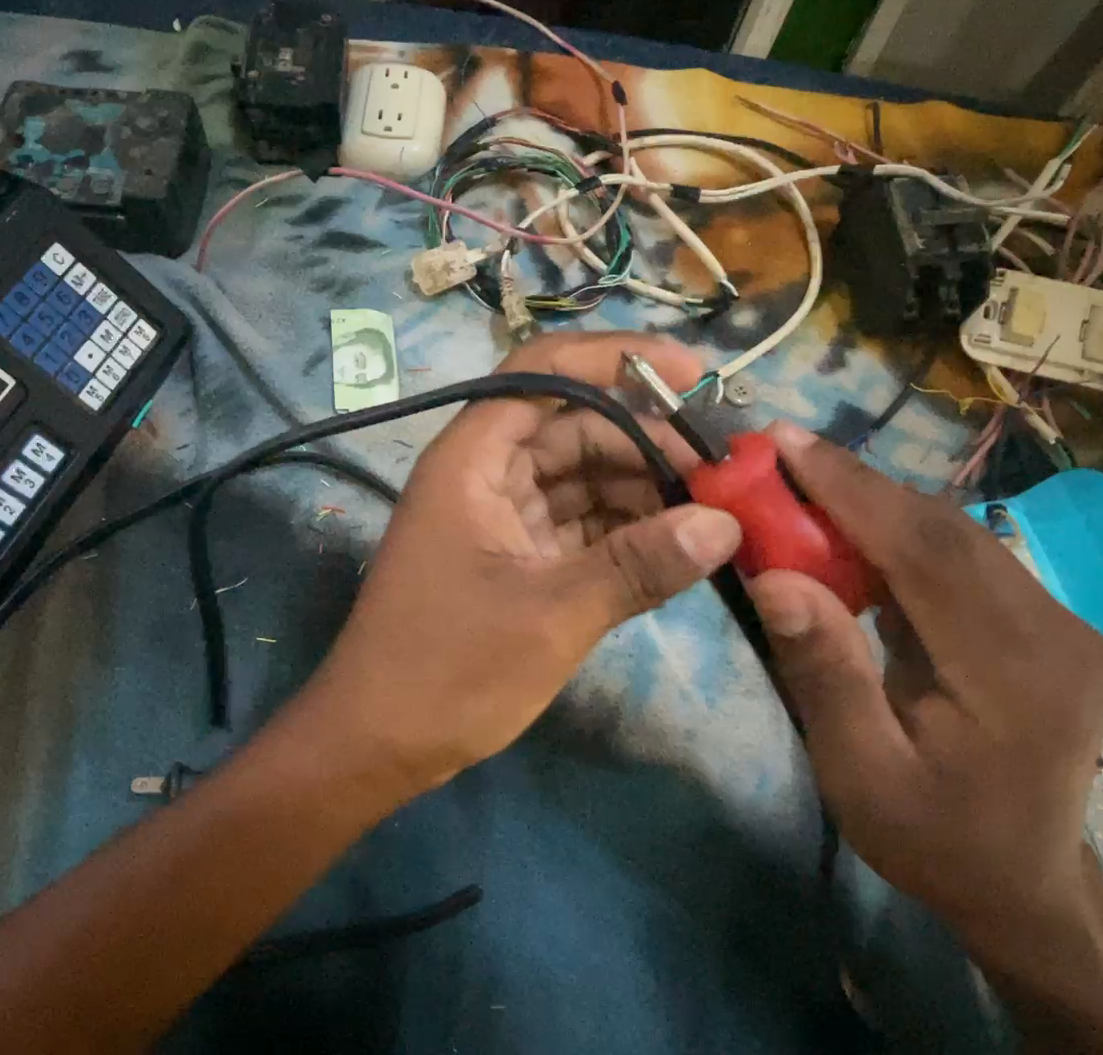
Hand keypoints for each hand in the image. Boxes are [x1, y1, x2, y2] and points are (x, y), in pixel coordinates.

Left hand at [290, 332, 741, 795]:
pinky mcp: (513, 558)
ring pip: (581, 475)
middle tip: (723, 474)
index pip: (545, 371)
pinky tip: (676, 546)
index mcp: (473, 459)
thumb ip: (638, 564)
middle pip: (575, 424)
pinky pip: (577, 522)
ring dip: (642, 487)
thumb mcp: (551, 616)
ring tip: (713, 511)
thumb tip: (725, 524)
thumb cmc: (448, 671)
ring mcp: (499, 516)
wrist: (377, 743)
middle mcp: (485, 473)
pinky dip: (622, 530)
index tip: (694, 374)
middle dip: (647, 439)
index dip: (619, 359)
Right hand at [744, 422, 1102, 956]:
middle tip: (778, 454)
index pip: (925, 550)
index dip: (851, 488)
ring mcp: (1061, 624)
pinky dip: (902, 536)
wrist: (1026, 888)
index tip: (783, 443)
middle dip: (856, 484)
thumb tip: (774, 577)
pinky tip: (855, 534)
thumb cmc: (934, 840)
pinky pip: (965, 561)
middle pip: (944, 529)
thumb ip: (825, 674)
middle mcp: (1055, 630)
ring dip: (877, 505)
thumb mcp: (860, 774)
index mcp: (1015, 671)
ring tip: (804, 484)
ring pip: (957, 536)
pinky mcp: (1047, 626)